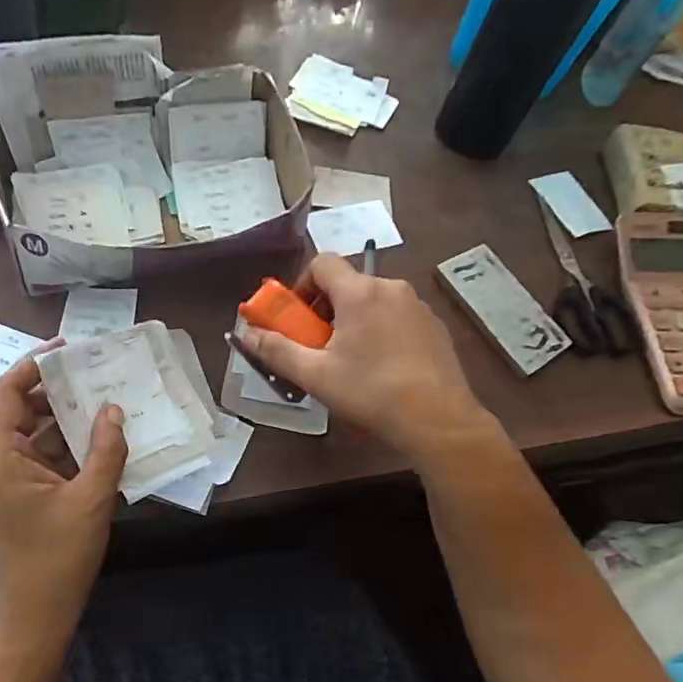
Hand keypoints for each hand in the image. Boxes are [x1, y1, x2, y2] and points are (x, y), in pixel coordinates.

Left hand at [0, 346, 128, 640]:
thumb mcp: (90, 500)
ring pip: (25, 440)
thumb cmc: (58, 559)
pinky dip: (57, 453)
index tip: (67, 351)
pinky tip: (93, 445)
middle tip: (94, 378)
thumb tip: (112, 410)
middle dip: (53, 395)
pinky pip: (30, 464)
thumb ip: (105, 449)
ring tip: (100, 406)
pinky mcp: (5, 503)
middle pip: (14, 413)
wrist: (32, 620)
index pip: (5, 392)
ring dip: (59, 425)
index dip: (33, 366)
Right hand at [243, 254, 493, 461]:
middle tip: (316, 346)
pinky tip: (380, 369)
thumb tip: (246, 334)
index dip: (301, 285)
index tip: (296, 318)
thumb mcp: (315, 374)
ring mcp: (418, 307)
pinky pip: (397, 318)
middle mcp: (392, 288)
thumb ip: (277, 350)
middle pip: (347, 284)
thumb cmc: (370, 392)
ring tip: (348, 362)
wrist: (436, 418)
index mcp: (360, 292)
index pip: (322, 263)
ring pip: (373, 302)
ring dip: (352, 322)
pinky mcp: (435, 327)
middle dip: (324, 309)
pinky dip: (380, 332)